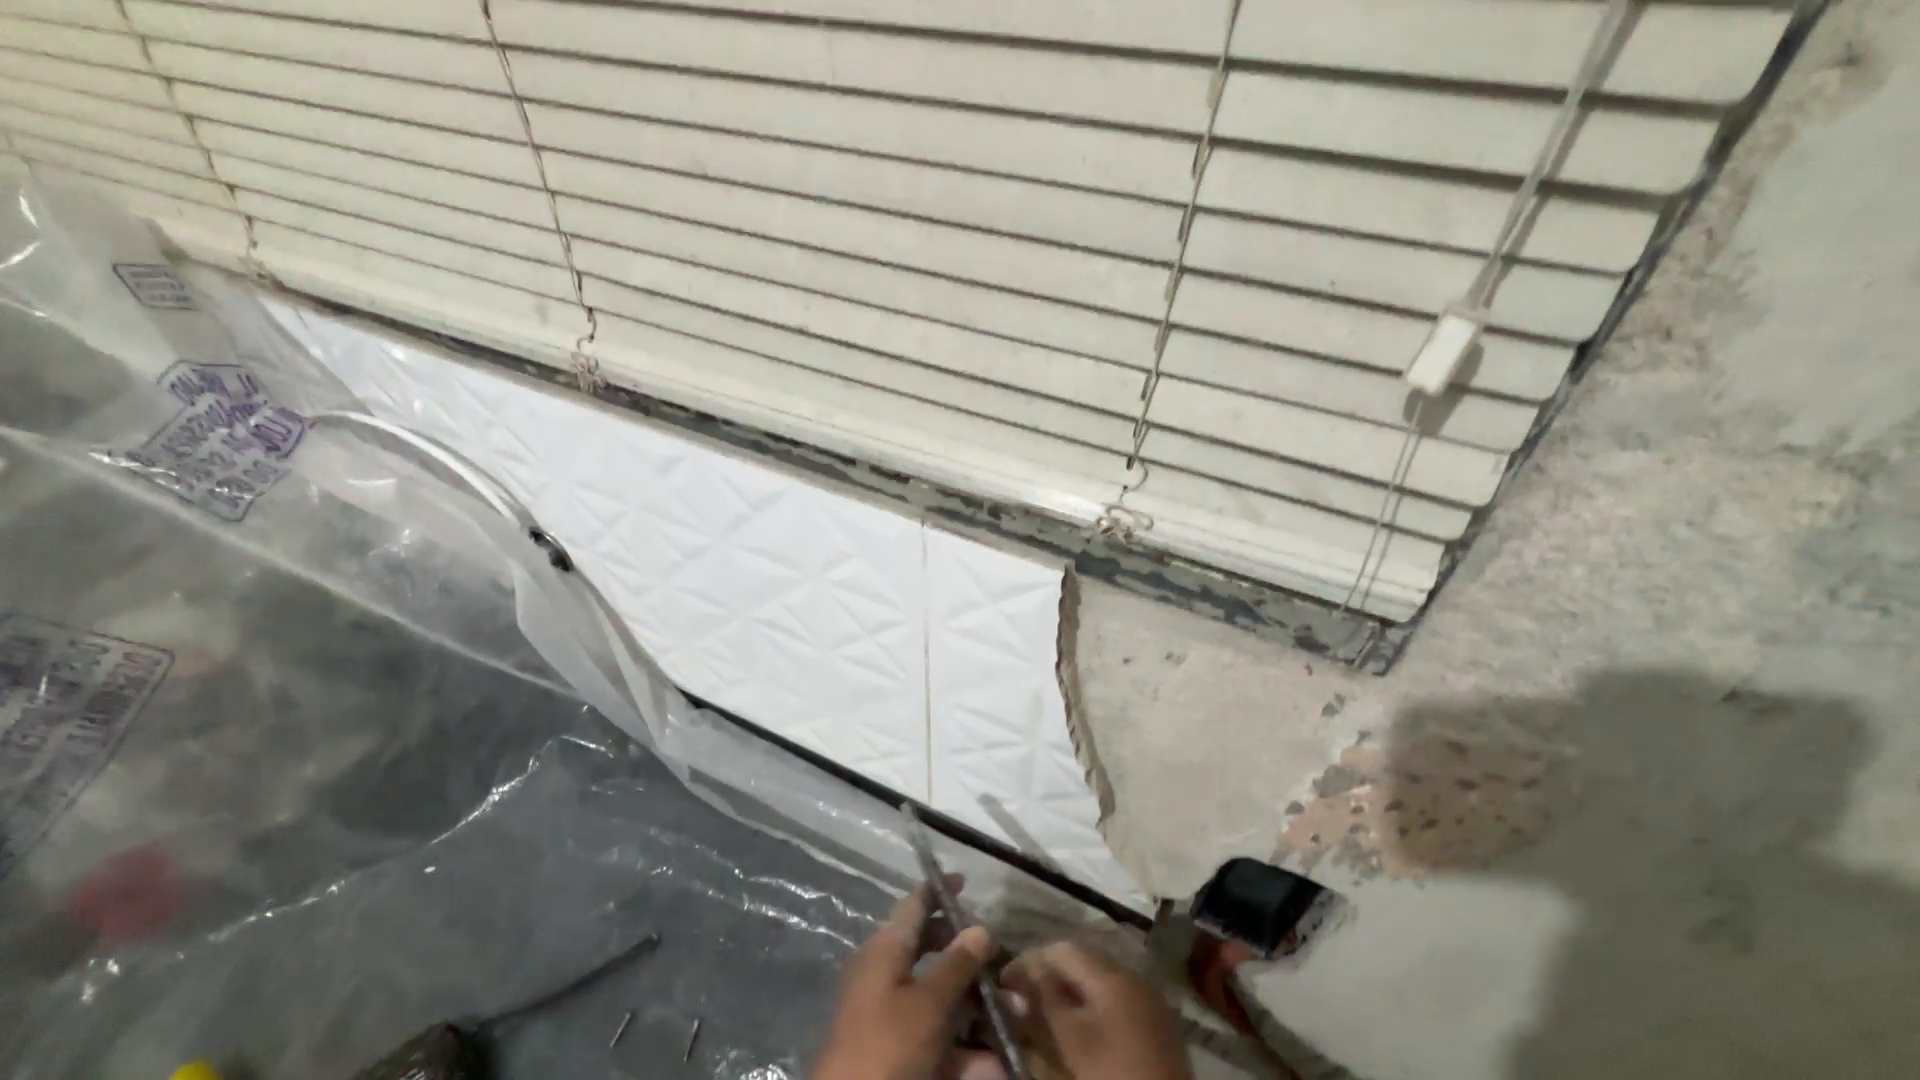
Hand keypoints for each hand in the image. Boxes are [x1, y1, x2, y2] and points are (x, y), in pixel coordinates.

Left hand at [817, 880, 1001, 1079]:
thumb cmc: (889, 1042)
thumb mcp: (929, 1002)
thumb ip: (957, 963)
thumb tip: (980, 928)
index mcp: (885, 950)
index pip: (913, 906)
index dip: (938, 892)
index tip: (965, 881)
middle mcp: (886, 973)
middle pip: (931, 949)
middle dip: (969, 955)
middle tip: (998, 958)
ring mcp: (892, 1012)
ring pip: (942, 995)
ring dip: (979, 1002)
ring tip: (1016, 1012)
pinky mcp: (900, 1047)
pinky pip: (940, 1032)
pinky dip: (968, 1041)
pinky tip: (995, 1058)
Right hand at [1002, 942, 1192, 1079]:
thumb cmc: (1113, 1074)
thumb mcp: (1070, 1040)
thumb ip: (1043, 1001)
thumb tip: (1020, 976)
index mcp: (1111, 974)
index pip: (1061, 948)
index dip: (1029, 961)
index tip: (1004, 983)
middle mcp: (1131, 974)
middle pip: (1081, 960)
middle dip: (1049, 974)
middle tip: (1022, 997)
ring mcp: (1148, 997)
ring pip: (1098, 979)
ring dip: (1069, 989)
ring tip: (1045, 1012)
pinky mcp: (1155, 1021)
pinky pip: (1115, 998)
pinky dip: (1090, 1004)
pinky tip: (1079, 1026)